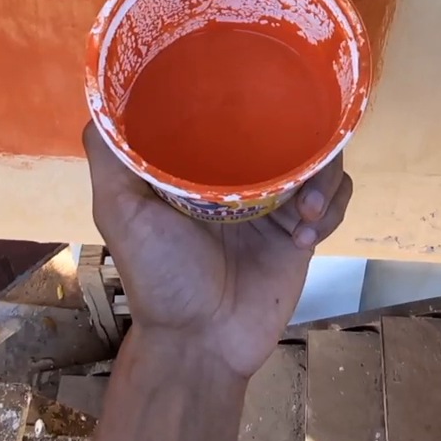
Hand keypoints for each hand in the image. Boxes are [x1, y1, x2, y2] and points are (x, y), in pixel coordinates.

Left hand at [82, 122, 353, 378]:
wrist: (201, 345)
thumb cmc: (159, 277)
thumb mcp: (122, 212)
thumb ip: (111, 161)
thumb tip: (105, 102)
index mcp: (207, 166)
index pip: (238, 114)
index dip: (253, 100)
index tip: (261, 95)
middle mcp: (244, 178)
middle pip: (288, 132)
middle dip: (303, 140)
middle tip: (298, 158)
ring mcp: (276, 205)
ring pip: (320, 163)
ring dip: (324, 179)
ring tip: (306, 210)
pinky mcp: (301, 233)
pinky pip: (335, 202)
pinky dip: (332, 210)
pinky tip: (305, 237)